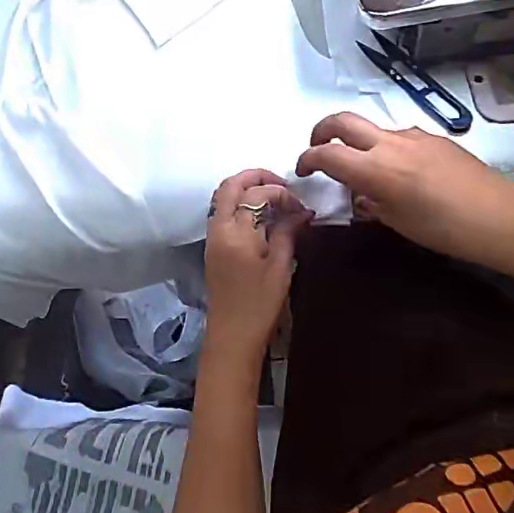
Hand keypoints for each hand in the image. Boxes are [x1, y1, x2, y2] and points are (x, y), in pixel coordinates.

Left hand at [203, 169, 311, 362]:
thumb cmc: (259, 304)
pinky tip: (262, 216)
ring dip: (247, 189)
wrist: (232, 335)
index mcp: (235, 231)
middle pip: (231, 185)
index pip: (257, 193)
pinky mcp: (213, 247)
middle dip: (257, 177)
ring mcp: (213, 237)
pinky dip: (240, 205)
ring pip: (223, 197)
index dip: (282, 193)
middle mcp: (218, 228)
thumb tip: (301, 212)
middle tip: (283, 185)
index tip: (301, 208)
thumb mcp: (280, 267)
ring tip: (275, 198)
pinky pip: (222, 213)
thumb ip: (287, 233)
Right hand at [295, 112, 513, 271]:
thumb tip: (361, 194)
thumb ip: (371, 202)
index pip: (327, 153)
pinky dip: (387, 147)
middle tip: (318, 148)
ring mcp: (416, 137)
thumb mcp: (398, 222)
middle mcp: (391, 144)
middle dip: (322, 131)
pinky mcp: (437, 139)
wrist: (504, 220)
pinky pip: (400, 137)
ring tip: (364, 168)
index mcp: (376, 168)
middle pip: (343, 121)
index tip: (302, 169)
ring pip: (374, 129)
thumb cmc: (445, 230)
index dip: (307, 159)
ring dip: (359, 141)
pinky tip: (401, 171)